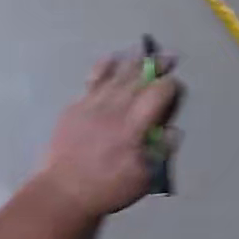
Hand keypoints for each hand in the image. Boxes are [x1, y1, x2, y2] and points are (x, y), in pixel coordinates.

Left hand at [31, 52, 179, 217]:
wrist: (63, 189)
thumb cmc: (107, 187)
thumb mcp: (143, 178)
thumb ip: (160, 151)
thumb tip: (172, 129)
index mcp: (132, 127)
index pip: (156, 97)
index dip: (169, 87)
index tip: (176, 83)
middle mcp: (112, 110)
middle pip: (136, 81)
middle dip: (154, 66)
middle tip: (167, 55)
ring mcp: (90, 106)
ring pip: (114, 77)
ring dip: (130, 61)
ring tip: (143, 49)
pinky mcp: (73, 108)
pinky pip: (91, 81)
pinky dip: (103, 68)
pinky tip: (110, 59)